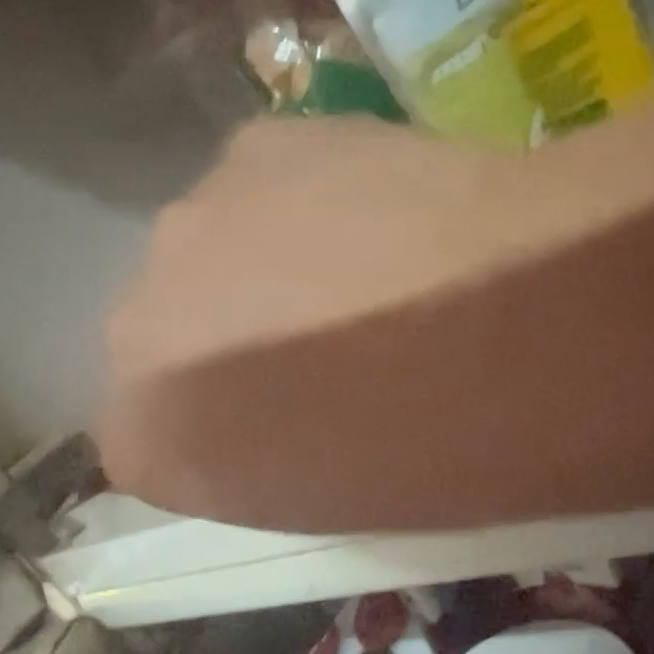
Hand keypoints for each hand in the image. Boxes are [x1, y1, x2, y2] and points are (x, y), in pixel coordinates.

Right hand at [101, 117, 526, 522]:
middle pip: (168, 337)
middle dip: (230, 345)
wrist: (520, 330)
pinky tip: (389, 216)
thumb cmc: (434, 457)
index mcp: (148, 443)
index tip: (282, 434)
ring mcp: (188, 224)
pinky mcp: (257, 145)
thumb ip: (270, 468)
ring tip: (370, 274)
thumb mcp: (337, 508)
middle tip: (330, 349)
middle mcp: (133, 328)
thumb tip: (280, 424)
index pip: (146, 444)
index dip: (217, 438)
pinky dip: (314, 203)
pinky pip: (268, 186)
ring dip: (267, 266)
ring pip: (213, 252)